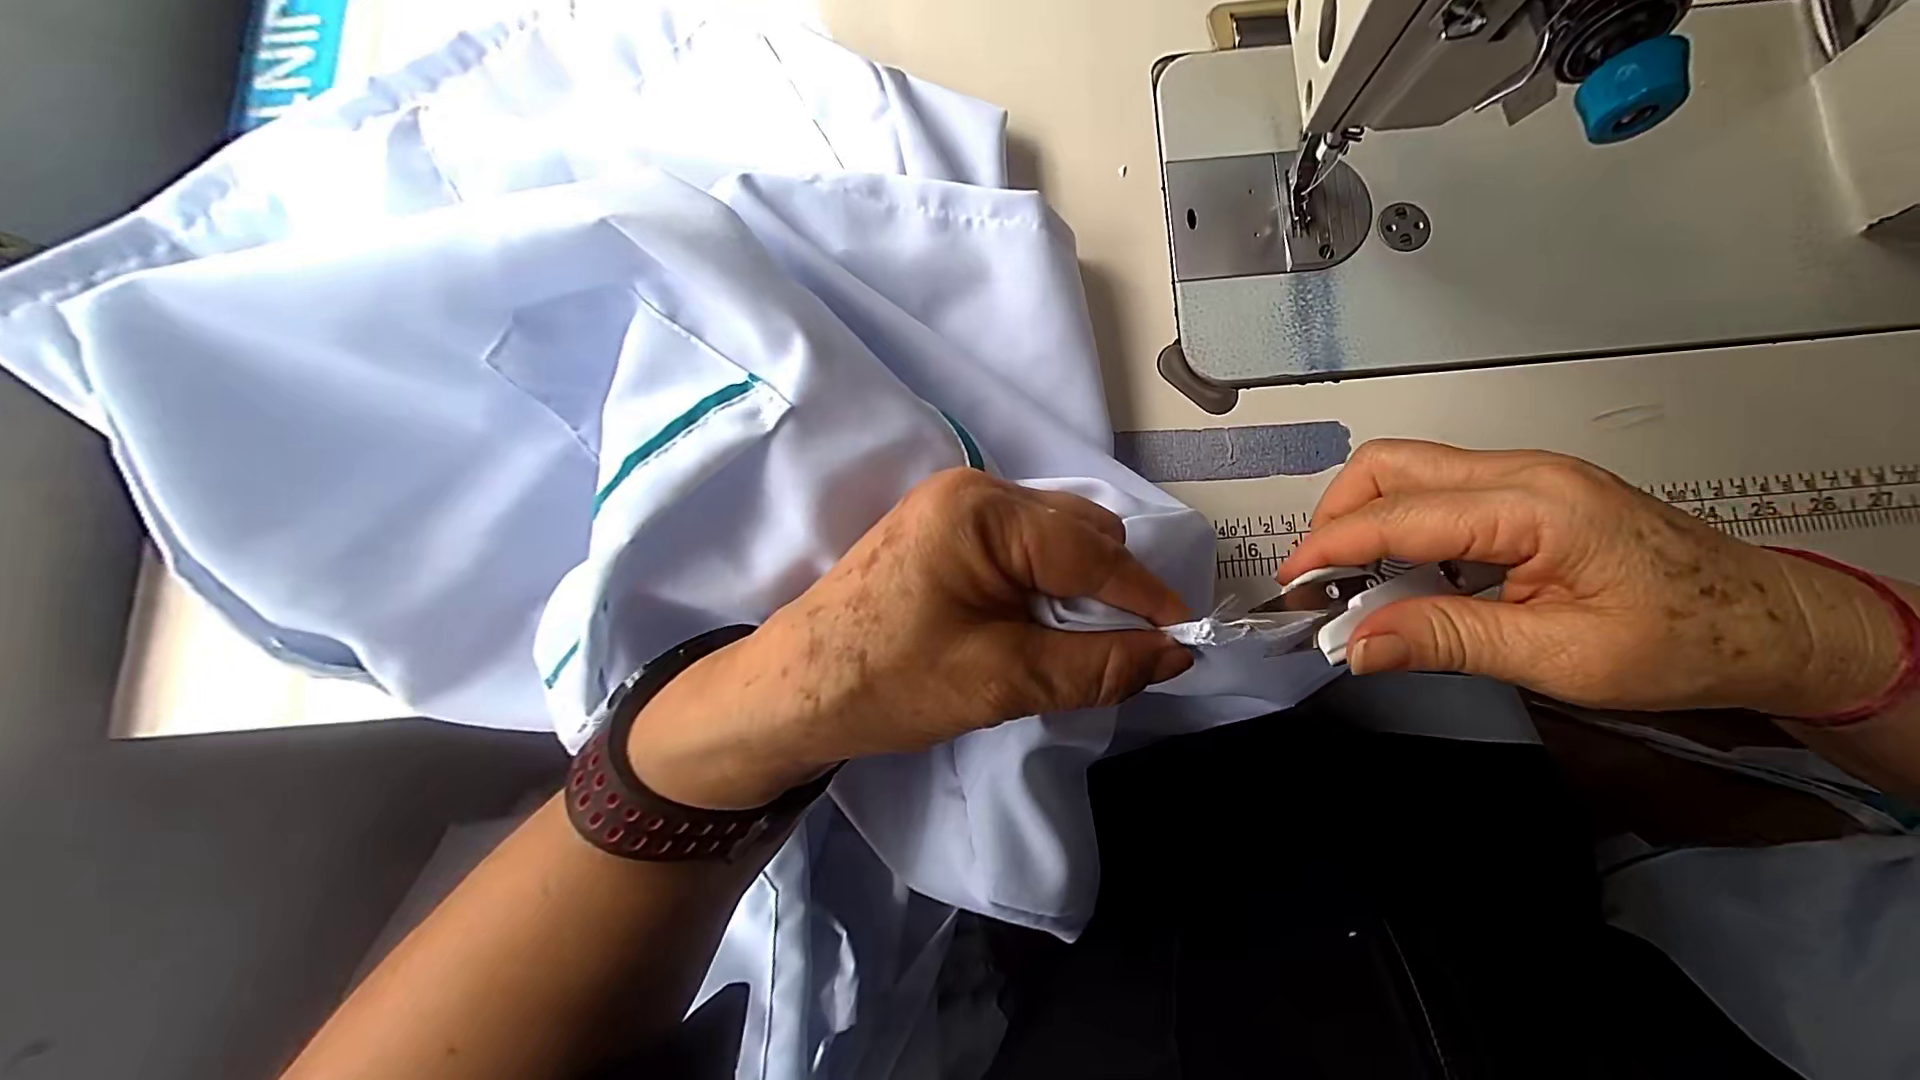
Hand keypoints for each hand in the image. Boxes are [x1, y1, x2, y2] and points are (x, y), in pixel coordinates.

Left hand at [627, 469, 1193, 808]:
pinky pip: (1022, 548)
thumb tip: (1174, 654)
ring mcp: (953, 507)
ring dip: (1076, 591)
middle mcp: (973, 490)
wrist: (790, 692)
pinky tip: (1026, 627)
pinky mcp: (942, 531)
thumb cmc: (888, 682)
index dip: (1146, 599)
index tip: (1184, 641)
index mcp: (984, 511)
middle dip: (1107, 594)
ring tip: (1058, 646)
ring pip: (1055, 540)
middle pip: (1080, 534)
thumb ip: (1097, 665)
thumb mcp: (1003, 680)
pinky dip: (1043, 587)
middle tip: (1102, 656)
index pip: (1093, 552)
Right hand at [1279, 440, 1904, 717]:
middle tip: (1323, 575)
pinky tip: (1406, 571)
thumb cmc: (1688, 641)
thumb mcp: (1559, 656)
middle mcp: (1522, 474)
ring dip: (1363, 518)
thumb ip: (1447, 641)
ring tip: (1357, 577)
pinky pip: (1431, 490)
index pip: (1398, 515)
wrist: (1775, 624)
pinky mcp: (1521, 491)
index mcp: (1536, 508)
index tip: (1294, 581)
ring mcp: (1522, 476)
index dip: (1331, 546)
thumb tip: (1360, 645)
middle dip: (1336, 516)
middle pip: (1387, 465)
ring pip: (1403, 471)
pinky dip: (1396, 525)